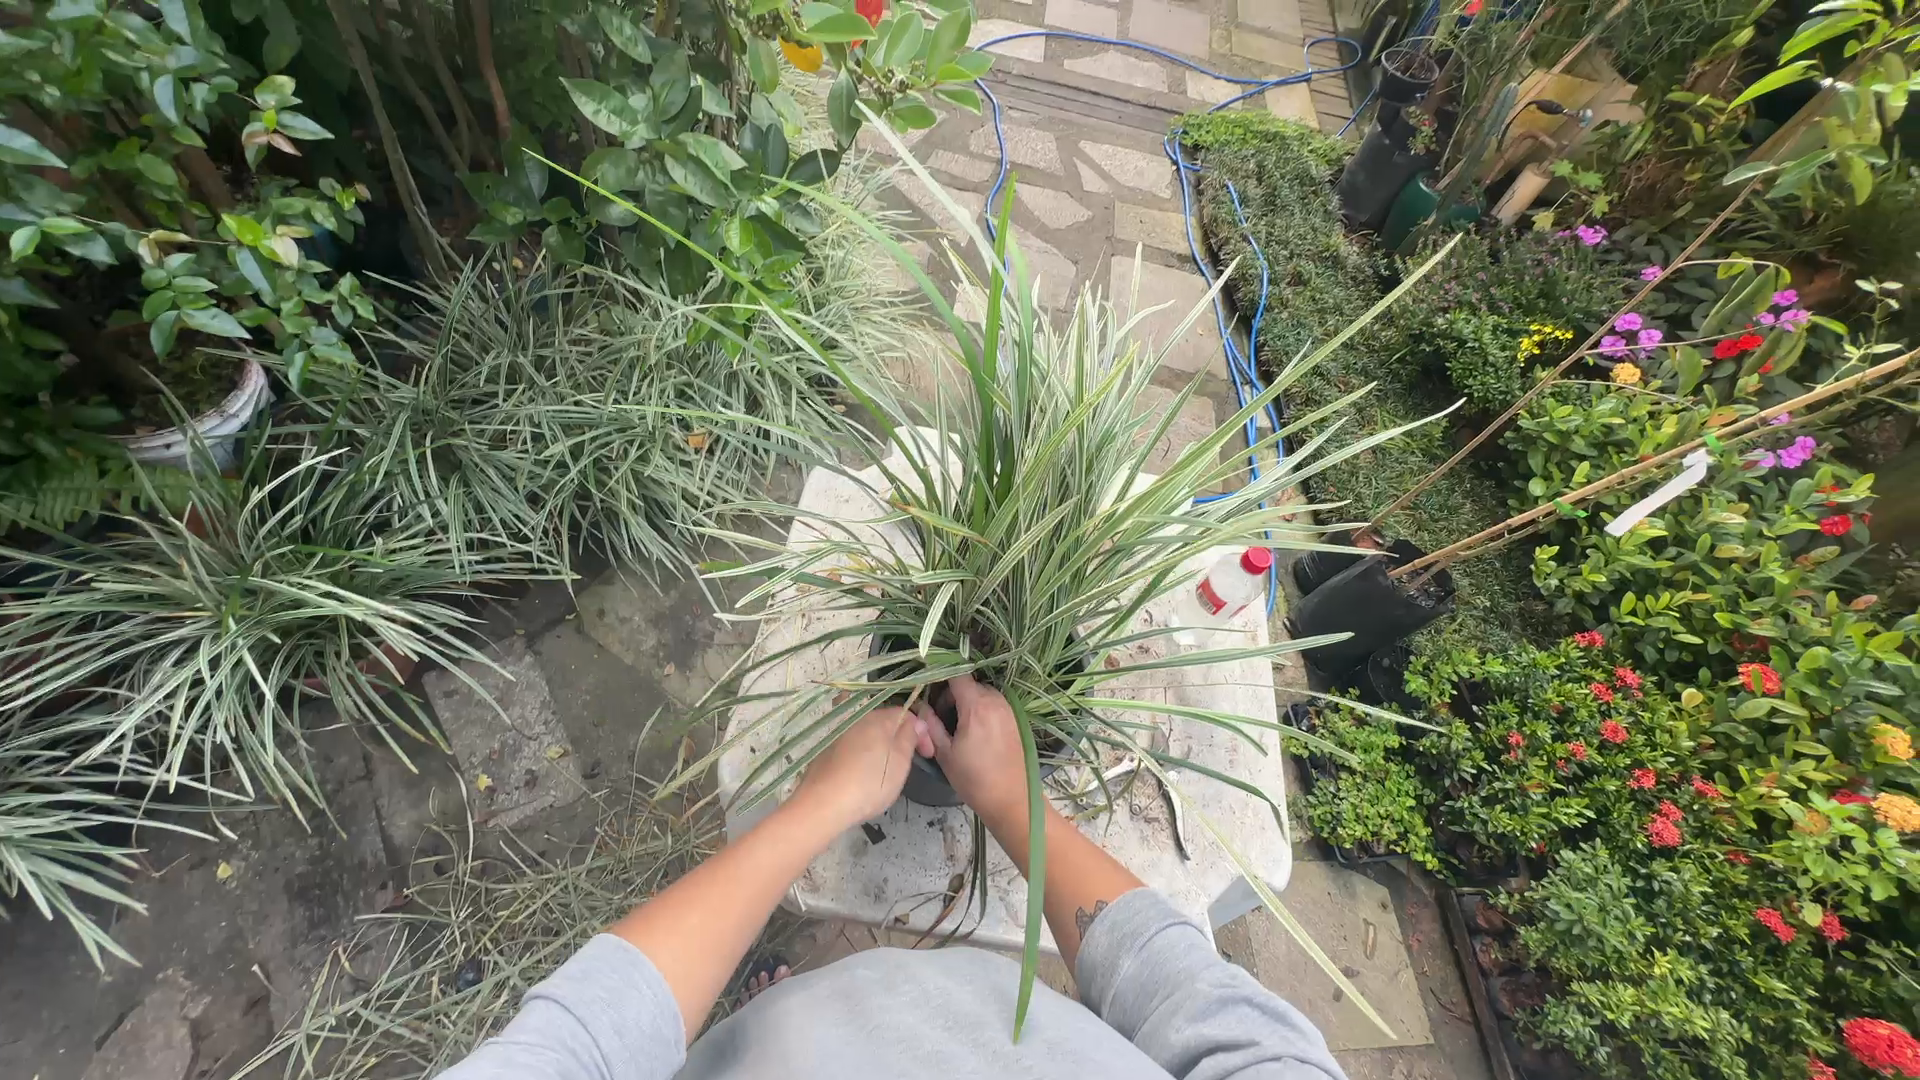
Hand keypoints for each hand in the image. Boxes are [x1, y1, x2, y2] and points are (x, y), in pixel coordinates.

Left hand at [789, 705, 929, 832]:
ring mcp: (839, 735)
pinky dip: (864, 757)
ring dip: (882, 749)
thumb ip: (909, 738)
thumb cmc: (868, 783)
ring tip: (886, 773)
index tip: (927, 755)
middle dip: (901, 740)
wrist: (822, 805)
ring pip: (868, 736)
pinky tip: (863, 778)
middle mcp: (856, 720)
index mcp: (877, 718)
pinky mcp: (826, 751)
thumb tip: (915, 723)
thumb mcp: (900, 762)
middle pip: (886, 723)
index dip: (921, 733)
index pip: (906, 714)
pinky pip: (853, 748)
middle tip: (908, 764)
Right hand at [926, 675, 1029, 830]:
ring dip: (968, 701)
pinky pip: (994, 703)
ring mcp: (1008, 709)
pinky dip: (981, 709)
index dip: (941, 680)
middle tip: (942, 717)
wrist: (1011, 800)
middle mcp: (996, 701)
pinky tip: (975, 732)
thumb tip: (919, 706)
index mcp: (977, 706)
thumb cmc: (974, 780)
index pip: (957, 675)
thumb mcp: (944, 753)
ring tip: (958, 726)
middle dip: (953, 694)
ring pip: (982, 692)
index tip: (930, 695)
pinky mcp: (1015, 719)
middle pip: (969, 683)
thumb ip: (930, 725)